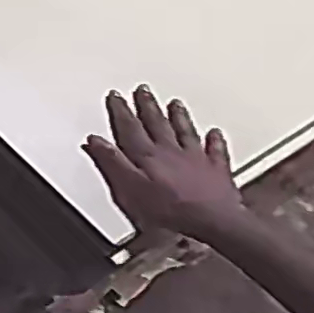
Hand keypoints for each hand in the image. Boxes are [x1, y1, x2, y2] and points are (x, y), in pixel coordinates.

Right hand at [83, 86, 247, 241]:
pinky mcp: (217, 172)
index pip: (129, 127)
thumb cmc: (170, 209)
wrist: (214, 223)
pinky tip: (214, 132)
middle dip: (147, 106)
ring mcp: (196, 159)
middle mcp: (171, 151)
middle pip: (156, 123)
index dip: (120, 110)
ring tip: (174, 102)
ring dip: (177, 116)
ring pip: (184, 131)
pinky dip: (214, 140)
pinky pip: (215, 150)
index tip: (115, 96)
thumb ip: (111, 162)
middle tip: (143, 90)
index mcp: (148, 155)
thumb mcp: (129, 187)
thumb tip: (96, 141)